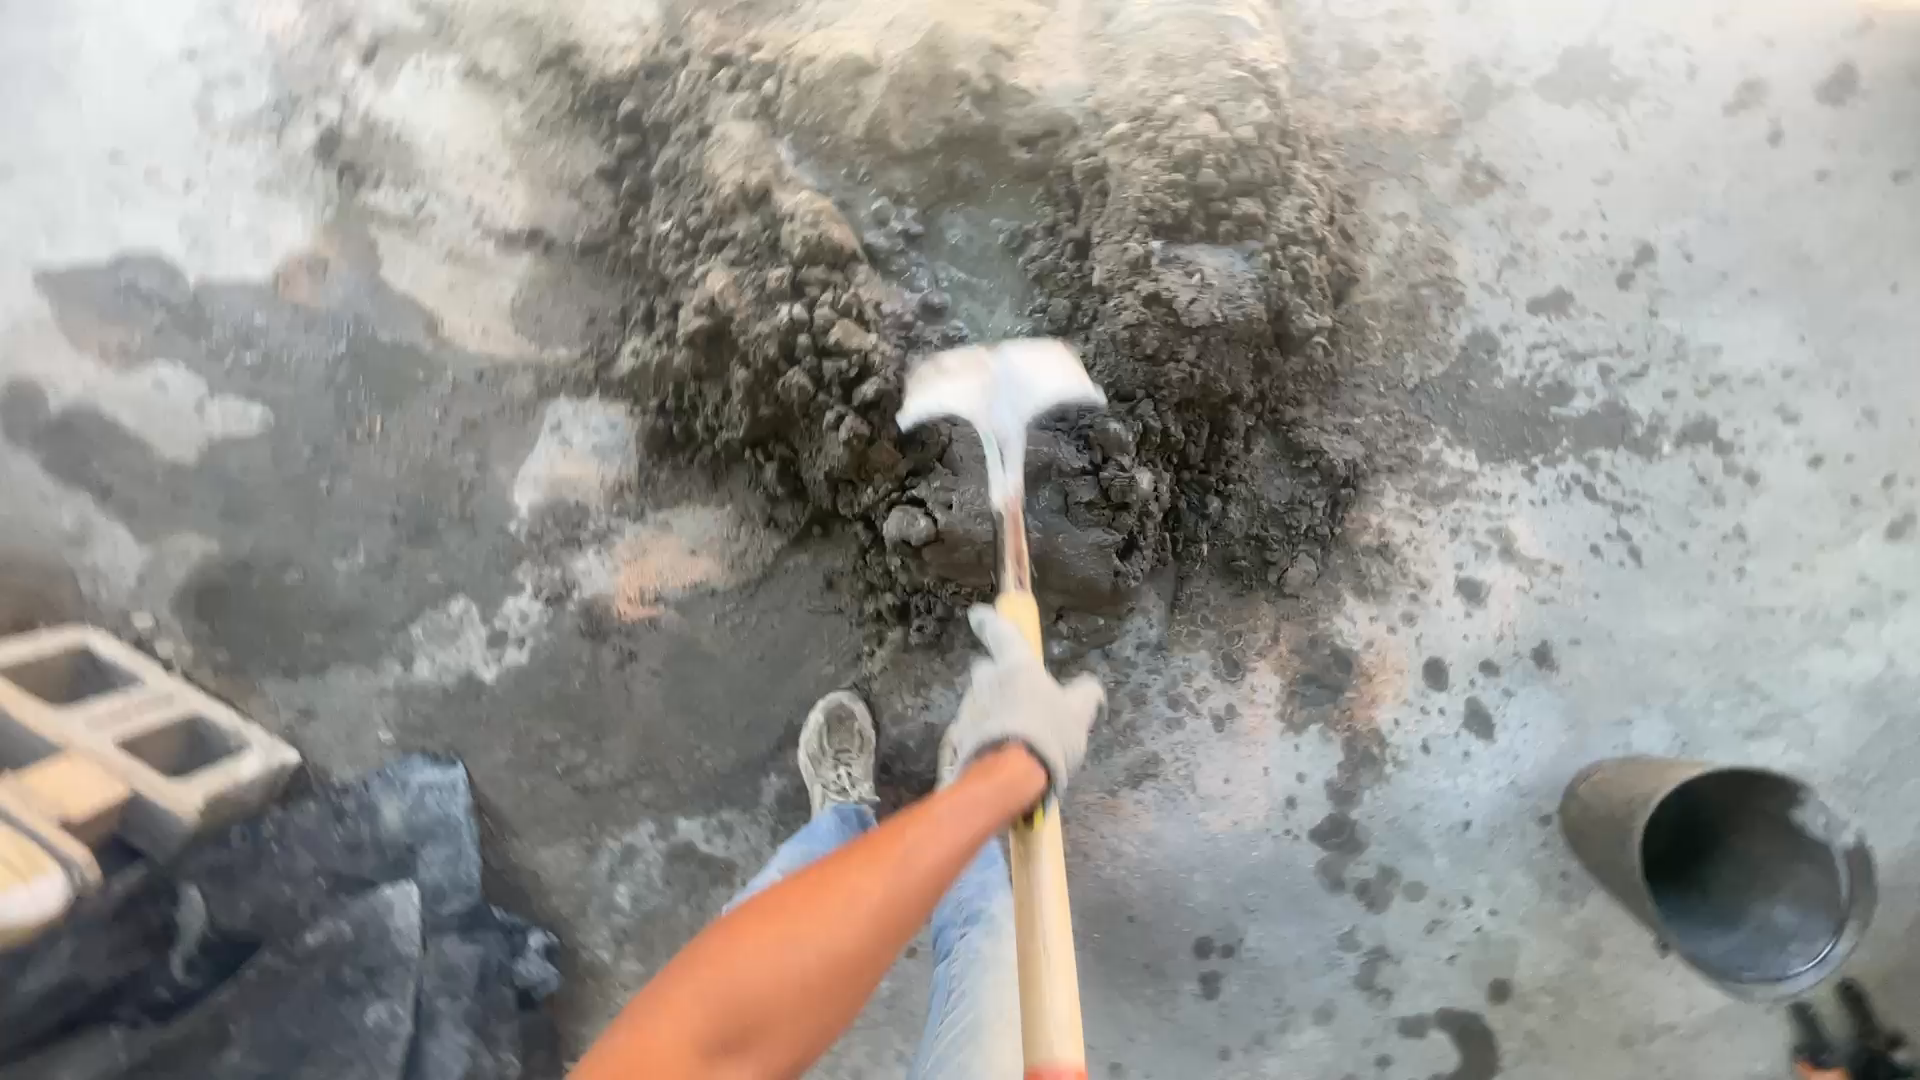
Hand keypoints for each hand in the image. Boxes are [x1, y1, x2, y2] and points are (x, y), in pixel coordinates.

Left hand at [948, 604, 1105, 794]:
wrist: (1009, 778)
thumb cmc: (1048, 735)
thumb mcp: (1079, 715)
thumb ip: (1085, 695)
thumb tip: (1090, 687)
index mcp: (1015, 665)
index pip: (999, 632)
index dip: (989, 621)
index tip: (978, 614)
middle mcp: (986, 680)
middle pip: (988, 670)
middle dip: (999, 679)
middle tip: (1021, 699)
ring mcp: (969, 707)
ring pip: (980, 700)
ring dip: (993, 710)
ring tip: (1017, 736)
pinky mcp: (958, 735)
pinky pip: (973, 728)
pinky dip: (985, 735)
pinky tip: (1001, 753)